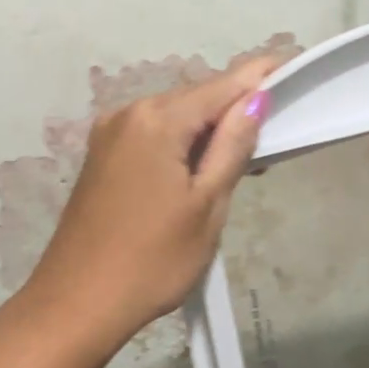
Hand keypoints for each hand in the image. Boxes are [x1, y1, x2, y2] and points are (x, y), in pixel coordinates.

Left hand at [23, 57, 280, 352]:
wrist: (79, 303)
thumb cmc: (154, 260)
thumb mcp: (207, 206)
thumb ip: (232, 148)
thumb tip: (255, 101)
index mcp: (157, 120)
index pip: (222, 85)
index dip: (258, 77)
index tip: (290, 64)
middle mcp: (128, 115)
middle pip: (195, 99)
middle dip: (234, 109)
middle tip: (273, 133)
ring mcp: (109, 136)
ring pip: (174, 119)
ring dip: (208, 131)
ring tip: (242, 160)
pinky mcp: (102, 160)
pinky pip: (153, 138)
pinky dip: (182, 145)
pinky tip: (200, 170)